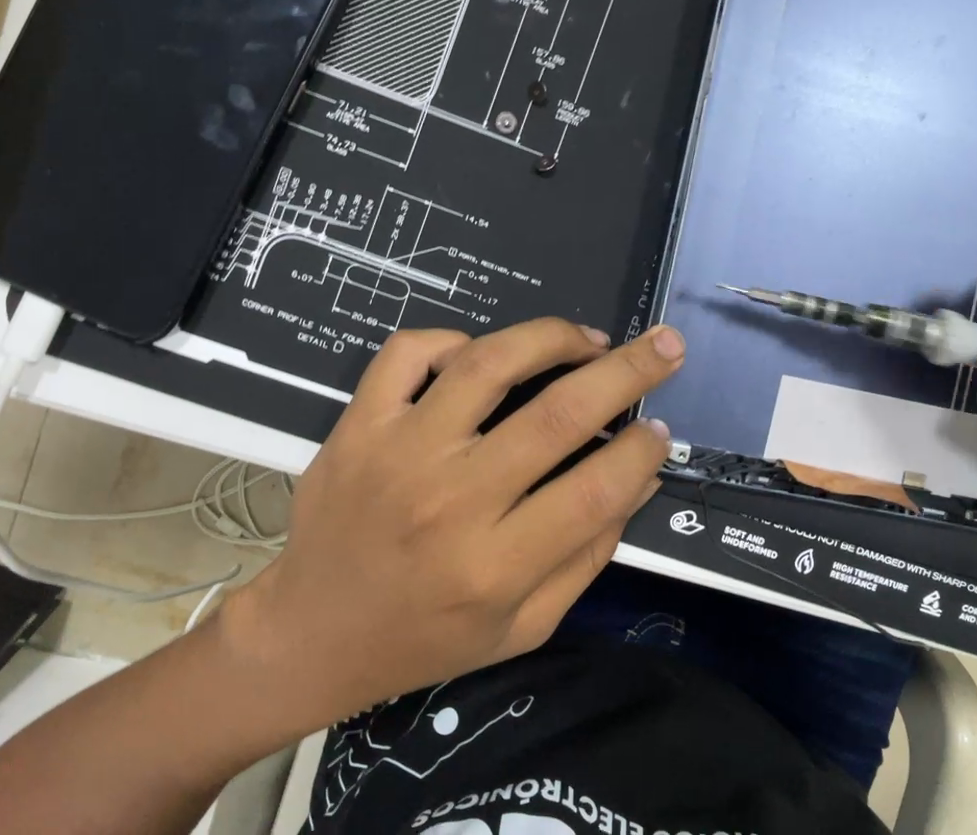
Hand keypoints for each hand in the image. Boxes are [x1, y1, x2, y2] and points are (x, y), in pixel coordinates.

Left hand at [219, 319, 685, 722]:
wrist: (311, 634)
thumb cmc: (425, 638)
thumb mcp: (523, 627)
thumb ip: (586, 556)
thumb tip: (639, 477)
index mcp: (496, 565)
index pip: (594, 490)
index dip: (640, 451)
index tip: (660, 429)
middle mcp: (451, 501)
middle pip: (557, 416)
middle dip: (628, 372)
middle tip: (665, 345)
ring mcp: (398, 453)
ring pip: (487, 365)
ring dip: (551, 339)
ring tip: (587, 339)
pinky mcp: (358, 426)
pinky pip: (408, 353)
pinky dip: (453, 340)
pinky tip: (482, 353)